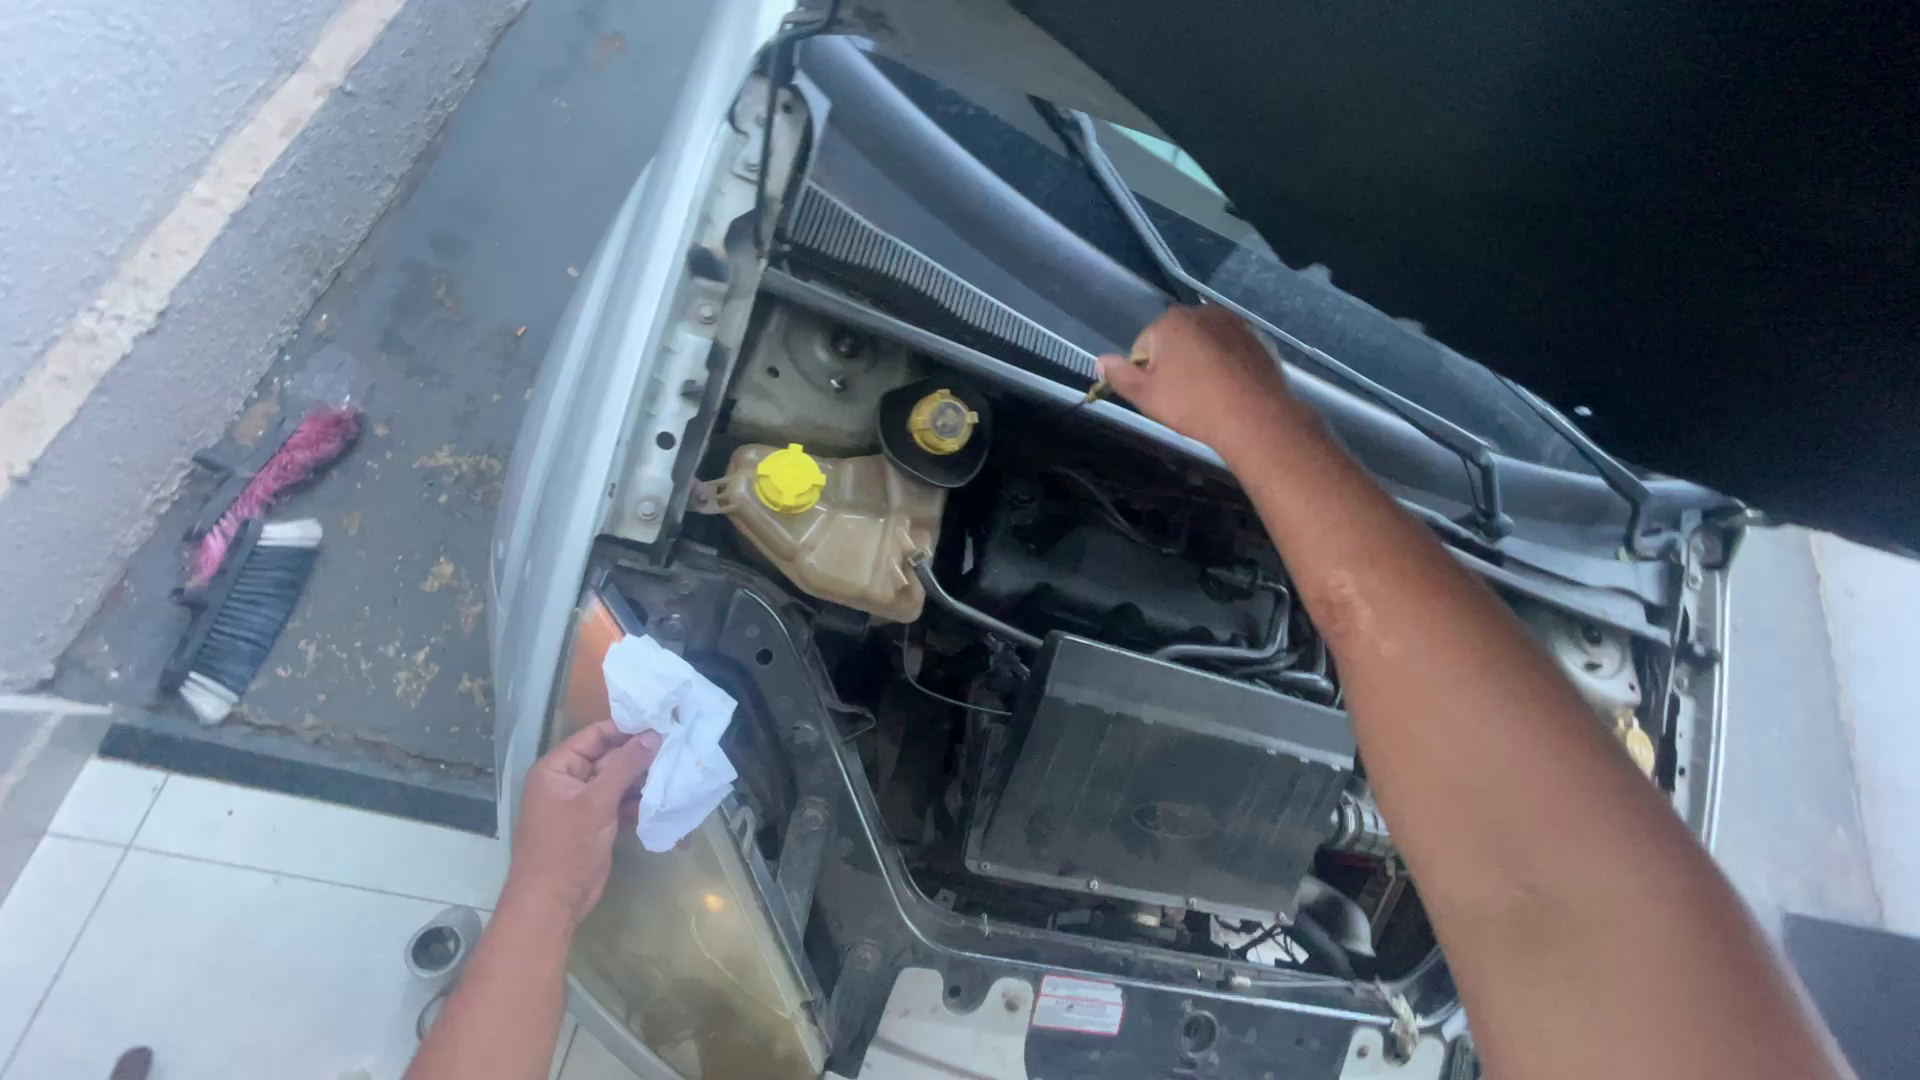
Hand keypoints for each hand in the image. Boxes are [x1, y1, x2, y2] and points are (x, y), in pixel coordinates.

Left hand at [507, 719, 660, 925]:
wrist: (552, 902)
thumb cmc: (565, 847)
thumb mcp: (596, 803)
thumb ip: (625, 766)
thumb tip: (653, 735)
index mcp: (556, 770)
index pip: (594, 736)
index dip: (625, 729)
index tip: (660, 724)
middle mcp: (569, 782)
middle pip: (609, 757)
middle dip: (639, 756)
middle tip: (674, 748)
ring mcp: (584, 803)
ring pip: (619, 780)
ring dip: (642, 779)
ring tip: (672, 771)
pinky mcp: (598, 822)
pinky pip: (622, 801)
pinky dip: (639, 800)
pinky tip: (661, 798)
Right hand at [1097, 305, 1310, 464]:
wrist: (1253, 416)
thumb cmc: (1192, 405)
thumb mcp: (1145, 395)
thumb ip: (1119, 375)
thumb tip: (1100, 361)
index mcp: (1170, 322)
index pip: (1143, 345)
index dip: (1146, 373)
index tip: (1161, 394)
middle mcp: (1201, 312)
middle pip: (1172, 340)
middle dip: (1172, 363)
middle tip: (1182, 396)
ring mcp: (1232, 322)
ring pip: (1201, 343)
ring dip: (1197, 362)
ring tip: (1206, 393)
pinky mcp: (1255, 337)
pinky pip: (1226, 348)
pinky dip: (1223, 363)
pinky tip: (1227, 388)